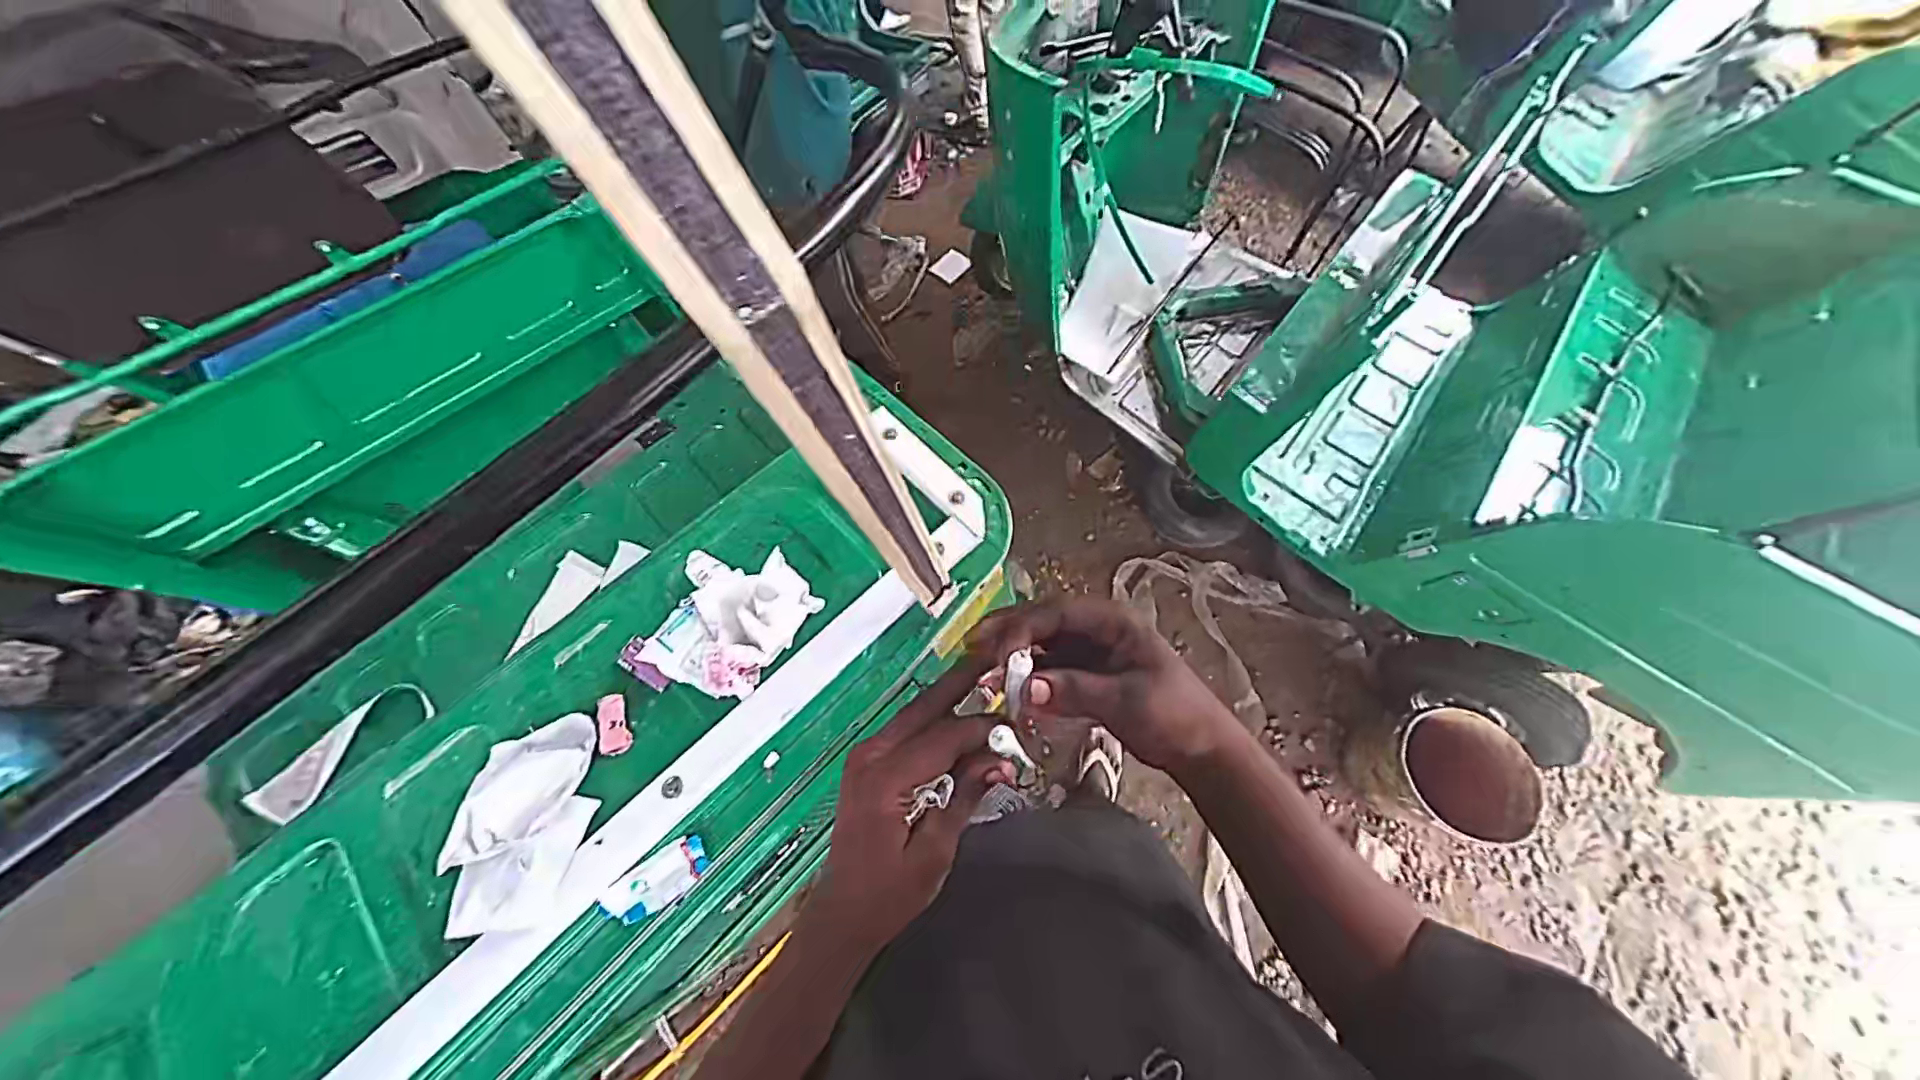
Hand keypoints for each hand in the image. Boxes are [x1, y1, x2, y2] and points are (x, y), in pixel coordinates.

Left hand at [811, 660, 1014, 947]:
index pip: (945, 737)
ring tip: (981, 678)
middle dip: (961, 683)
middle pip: (925, 708)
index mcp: (886, 779)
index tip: (1014, 727)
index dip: (983, 729)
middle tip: (993, 661)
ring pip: (914, 713)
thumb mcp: (935, 852)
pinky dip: (932, 718)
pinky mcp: (865, 763)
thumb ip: (965, 798)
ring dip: (948, 697)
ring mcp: (864, 756)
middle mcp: (871, 757)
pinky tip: (955, 713)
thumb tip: (998, 761)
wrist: (841, 913)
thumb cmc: (887, 894)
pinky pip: (906, 728)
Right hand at [972, 598, 1241, 772]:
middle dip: (1007, 635)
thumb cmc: (1175, 714)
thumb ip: (1074, 690)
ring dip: (1012, 658)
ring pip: (1040, 647)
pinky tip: (1006, 691)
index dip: (1021, 628)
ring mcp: (1088, 654)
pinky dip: (1026, 680)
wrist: (1201, 749)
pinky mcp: (1084, 677)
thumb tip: (1023, 687)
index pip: (1055, 613)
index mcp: (1111, 622)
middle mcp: (1095, 631)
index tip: (996, 653)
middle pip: (1042, 623)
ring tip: (981, 671)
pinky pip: (1047, 671)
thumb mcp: (1127, 701)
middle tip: (972, 648)